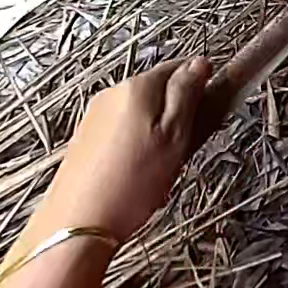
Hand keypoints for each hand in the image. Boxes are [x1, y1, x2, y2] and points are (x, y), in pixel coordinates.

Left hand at [40, 56, 210, 241]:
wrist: (76, 226)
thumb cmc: (133, 183)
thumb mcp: (175, 135)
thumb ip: (188, 93)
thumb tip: (201, 62)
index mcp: (138, 86)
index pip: (180, 66)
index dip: (201, 85)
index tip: (211, 110)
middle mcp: (114, 92)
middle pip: (160, 87)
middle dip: (179, 108)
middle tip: (188, 144)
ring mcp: (96, 114)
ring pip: (142, 109)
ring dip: (159, 126)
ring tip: (163, 162)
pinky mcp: (86, 138)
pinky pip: (123, 127)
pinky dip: (138, 140)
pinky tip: (138, 169)